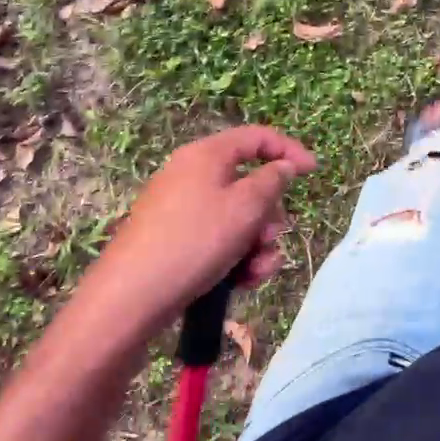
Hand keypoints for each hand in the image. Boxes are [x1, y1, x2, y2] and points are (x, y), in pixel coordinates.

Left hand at [81, 126, 314, 329]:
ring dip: (256, 242)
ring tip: (256, 270)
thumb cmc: (193, 242)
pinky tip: (241, 281)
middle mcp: (191, 176)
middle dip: (270, 214)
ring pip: (237, 217)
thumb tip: (282, 167)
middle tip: (272, 237)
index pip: (257, 137)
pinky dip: (235, 256)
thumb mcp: (246, 206)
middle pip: (249, 182)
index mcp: (206, 155)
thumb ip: (273, 180)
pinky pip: (217, 238)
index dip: (289, 150)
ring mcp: (179, 210)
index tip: (312, 172)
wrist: (126, 303)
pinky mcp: (172, 242)